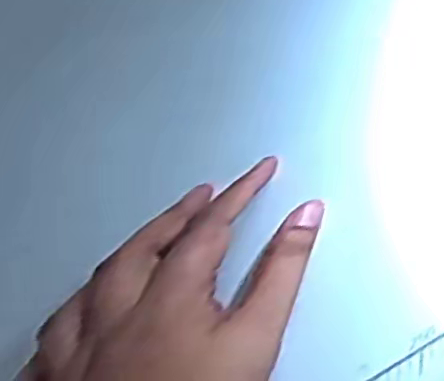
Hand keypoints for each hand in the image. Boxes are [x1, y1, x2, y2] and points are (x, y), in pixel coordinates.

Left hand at [25, 157, 323, 380]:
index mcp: (166, 303)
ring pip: (85, 294)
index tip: (260, 172)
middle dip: (177, 216)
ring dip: (125, 256)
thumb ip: (284, 266)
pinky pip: (50, 341)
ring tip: (149, 239)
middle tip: (206, 193)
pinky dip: (76, 310)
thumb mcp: (262, 329)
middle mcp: (112, 325)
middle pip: (138, 254)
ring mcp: (74, 361)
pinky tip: (84, 312)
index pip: (207, 230)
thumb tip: (305, 215)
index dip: (238, 194)